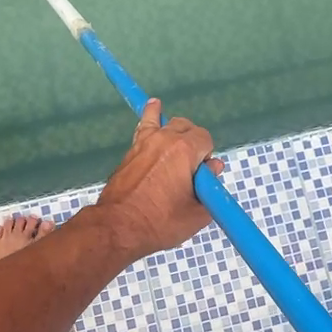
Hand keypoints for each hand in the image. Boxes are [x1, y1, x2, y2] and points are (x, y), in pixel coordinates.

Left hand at [93, 99, 222, 257]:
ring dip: (174, 128)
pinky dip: (151, 116)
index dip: (207, 155)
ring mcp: (145, 141)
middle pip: (186, 127)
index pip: (205, 138)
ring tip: (178, 133)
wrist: (119, 225)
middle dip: (193, 141)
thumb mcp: (196, 213)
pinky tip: (154, 106)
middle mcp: (165, 138)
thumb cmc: (161, 222)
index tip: (201, 176)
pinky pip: (145, 125)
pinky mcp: (132, 149)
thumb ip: (210, 188)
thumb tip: (212, 169)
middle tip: (190, 169)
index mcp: (184, 150)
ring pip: (165, 122)